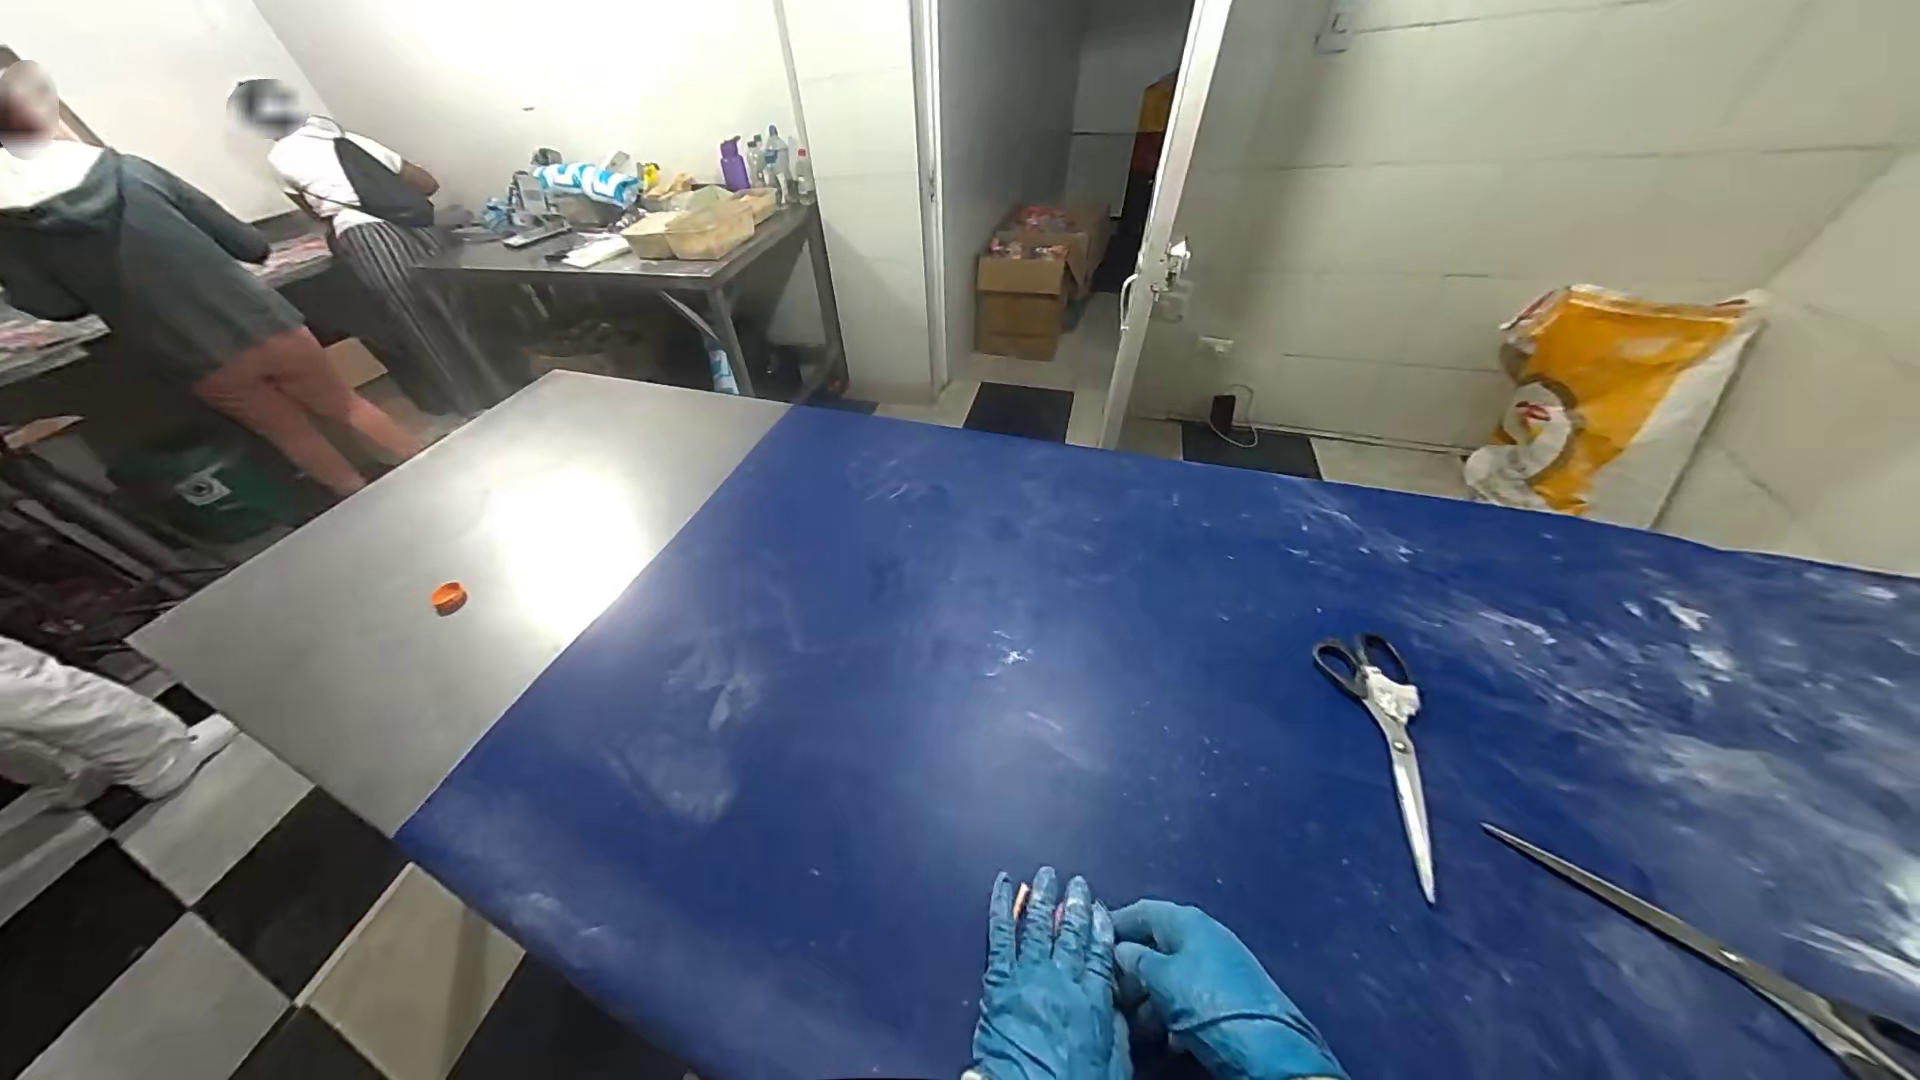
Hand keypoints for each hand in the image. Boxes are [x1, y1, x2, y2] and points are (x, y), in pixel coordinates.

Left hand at [968, 867, 1128, 1079]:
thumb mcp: (1112, 1067)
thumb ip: (1118, 1031)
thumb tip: (1118, 1004)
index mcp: (1092, 1000)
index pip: (1099, 952)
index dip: (1099, 926)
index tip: (1099, 906)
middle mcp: (1063, 979)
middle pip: (1070, 932)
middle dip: (1075, 903)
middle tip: (1077, 882)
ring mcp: (1030, 973)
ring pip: (1038, 923)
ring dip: (1043, 895)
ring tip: (1047, 874)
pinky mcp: (1000, 977)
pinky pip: (1000, 932)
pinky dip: (1000, 904)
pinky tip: (1002, 882)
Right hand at [1111, 901, 1345, 1079]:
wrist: (1274, 1054)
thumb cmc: (1208, 1005)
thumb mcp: (1162, 981)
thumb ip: (1135, 960)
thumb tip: (1120, 950)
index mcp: (1185, 920)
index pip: (1139, 911)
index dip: (1113, 926)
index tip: (1090, 945)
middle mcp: (1203, 934)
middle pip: (1155, 942)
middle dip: (1131, 968)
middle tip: (1112, 994)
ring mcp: (1221, 965)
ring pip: (1172, 971)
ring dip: (1151, 994)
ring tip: (1137, 1023)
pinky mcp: (1233, 995)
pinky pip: (1191, 993)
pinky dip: (1175, 1010)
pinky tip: (1170, 1038)